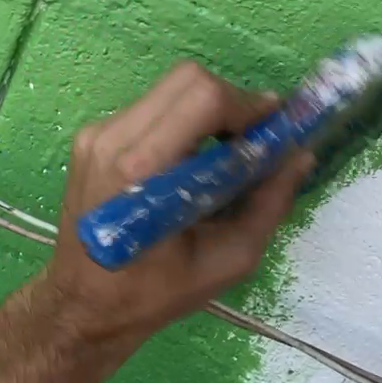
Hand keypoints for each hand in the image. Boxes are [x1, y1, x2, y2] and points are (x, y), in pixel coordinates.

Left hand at [35, 62, 312, 352]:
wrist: (81, 303)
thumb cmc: (154, 293)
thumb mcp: (228, 260)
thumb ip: (269, 202)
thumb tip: (300, 153)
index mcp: (142, 169)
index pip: (204, 99)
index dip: (247, 105)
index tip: (274, 127)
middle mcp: (113, 138)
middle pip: (187, 79)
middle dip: (230, 102)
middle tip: (251, 139)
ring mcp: (96, 133)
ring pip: (168, 89)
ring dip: (206, 110)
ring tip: (222, 153)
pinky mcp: (90, 136)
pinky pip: (148, 108)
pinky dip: (179, 122)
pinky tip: (187, 161)